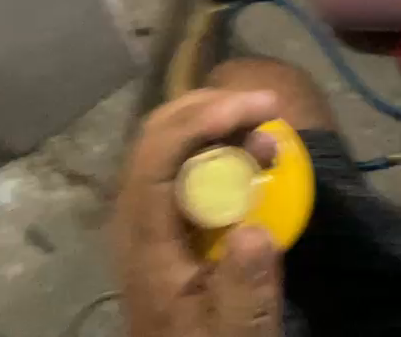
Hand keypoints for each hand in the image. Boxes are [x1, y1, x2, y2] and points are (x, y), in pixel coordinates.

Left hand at [114, 90, 284, 336]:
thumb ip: (245, 292)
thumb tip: (256, 233)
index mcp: (145, 242)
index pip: (158, 156)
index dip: (201, 121)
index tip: (254, 109)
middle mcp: (133, 216)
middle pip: (158, 134)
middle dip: (212, 108)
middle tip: (266, 108)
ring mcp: (143, 213)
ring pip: (168, 141)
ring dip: (215, 122)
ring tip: (266, 132)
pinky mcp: (159, 216)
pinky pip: (179, 161)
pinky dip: (214, 143)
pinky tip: (249, 152)